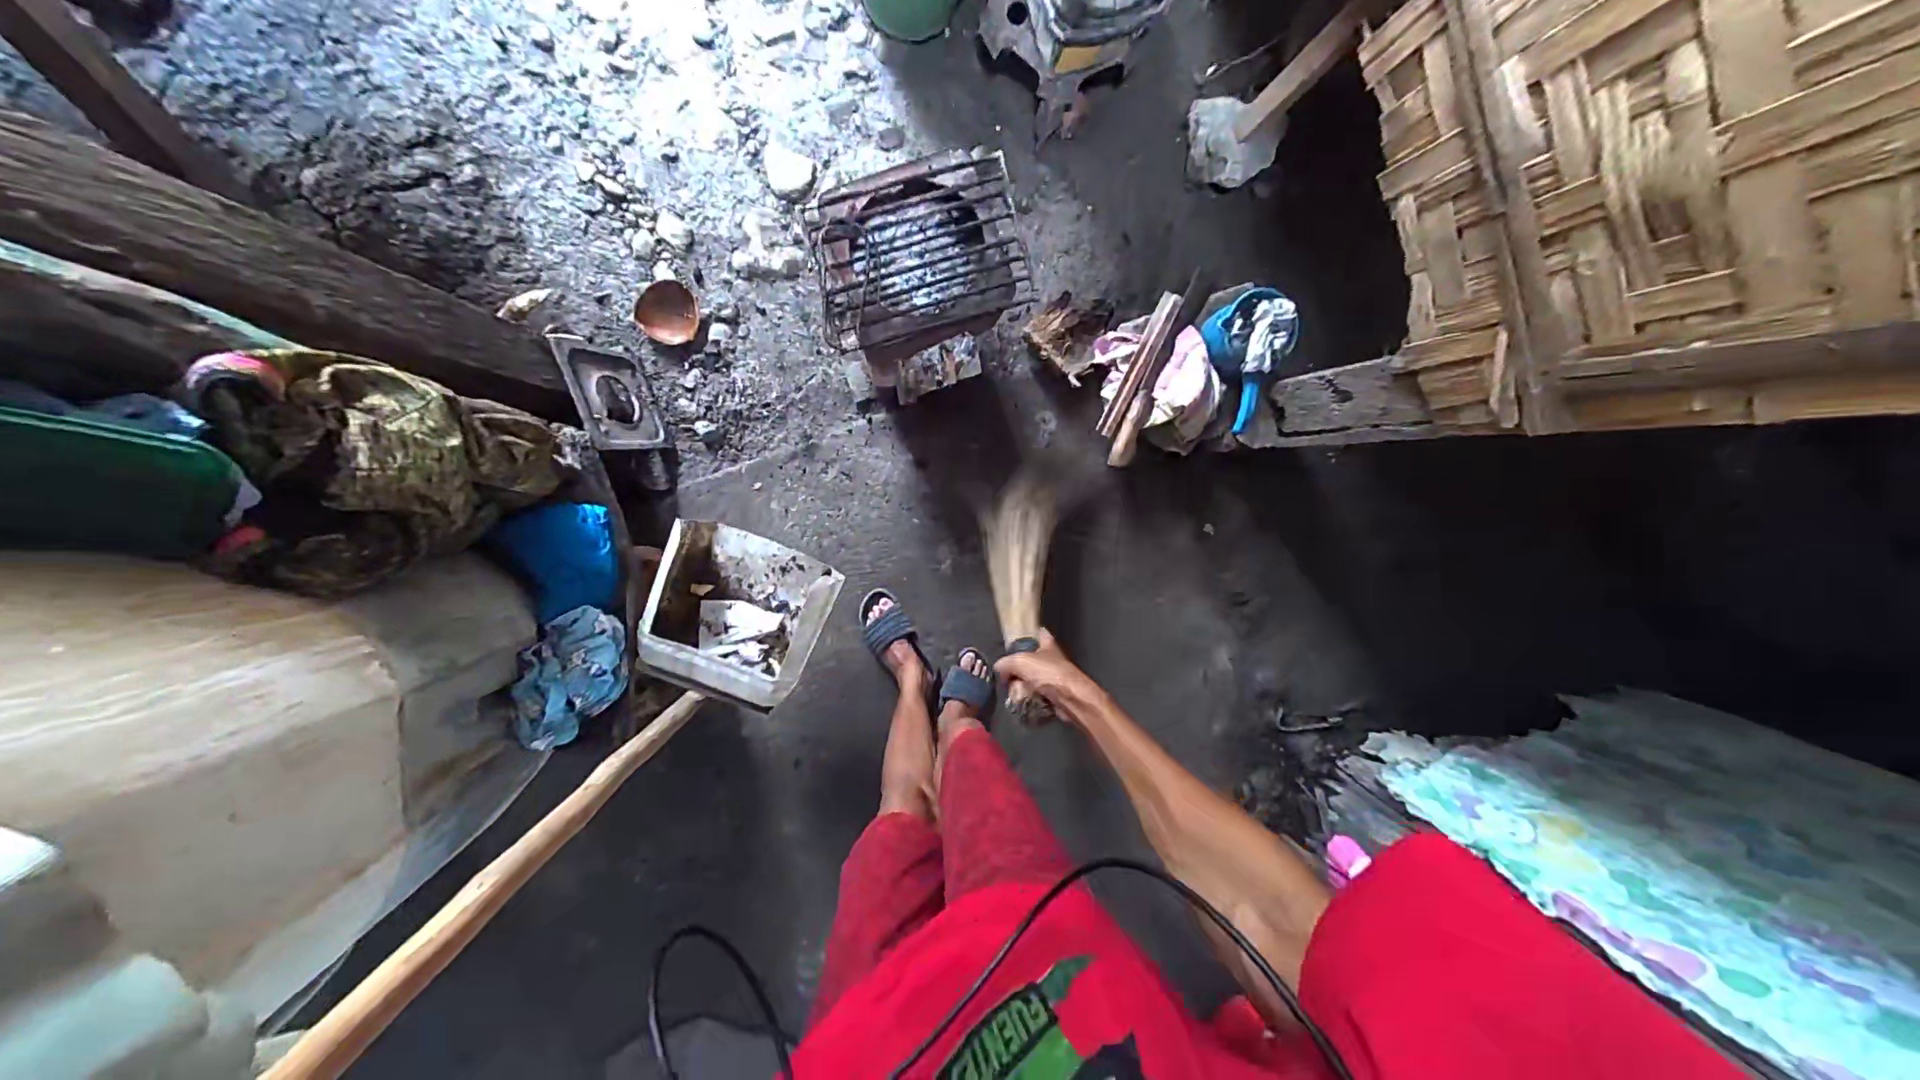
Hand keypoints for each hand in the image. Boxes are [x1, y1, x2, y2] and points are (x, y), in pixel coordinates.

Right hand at [994, 629, 1101, 722]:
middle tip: (1008, 676)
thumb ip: (1005, 663)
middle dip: (1018, 669)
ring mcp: (1055, 677)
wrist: (1070, 699)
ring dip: (1022, 687)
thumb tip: (999, 669)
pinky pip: (1036, 695)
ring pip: (1032, 680)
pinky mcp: (1056, 695)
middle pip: (1030, 660)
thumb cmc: (1048, 673)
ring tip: (1013, 692)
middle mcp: (1052, 659)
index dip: (1028, 635)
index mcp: (1047, 644)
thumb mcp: (1020, 662)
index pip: (1038, 633)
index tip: (1016, 642)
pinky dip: (1029, 699)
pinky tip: (1022, 702)